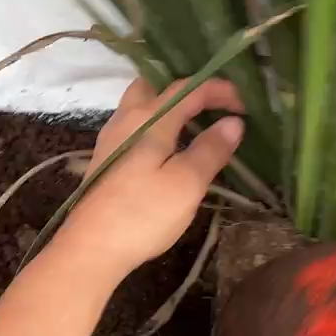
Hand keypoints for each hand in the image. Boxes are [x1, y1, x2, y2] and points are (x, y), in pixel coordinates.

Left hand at [50, 77, 244, 283]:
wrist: (91, 249)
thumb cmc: (142, 215)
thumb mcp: (186, 184)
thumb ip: (210, 150)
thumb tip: (232, 123)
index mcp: (148, 120)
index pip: (187, 89)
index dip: (218, 90)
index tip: (244, 104)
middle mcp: (125, 120)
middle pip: (153, 87)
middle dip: (184, 90)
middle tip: (210, 106)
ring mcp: (110, 141)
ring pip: (139, 108)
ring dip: (167, 109)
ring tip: (194, 126)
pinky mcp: (105, 162)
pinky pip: (133, 129)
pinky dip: (155, 128)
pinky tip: (167, 151)